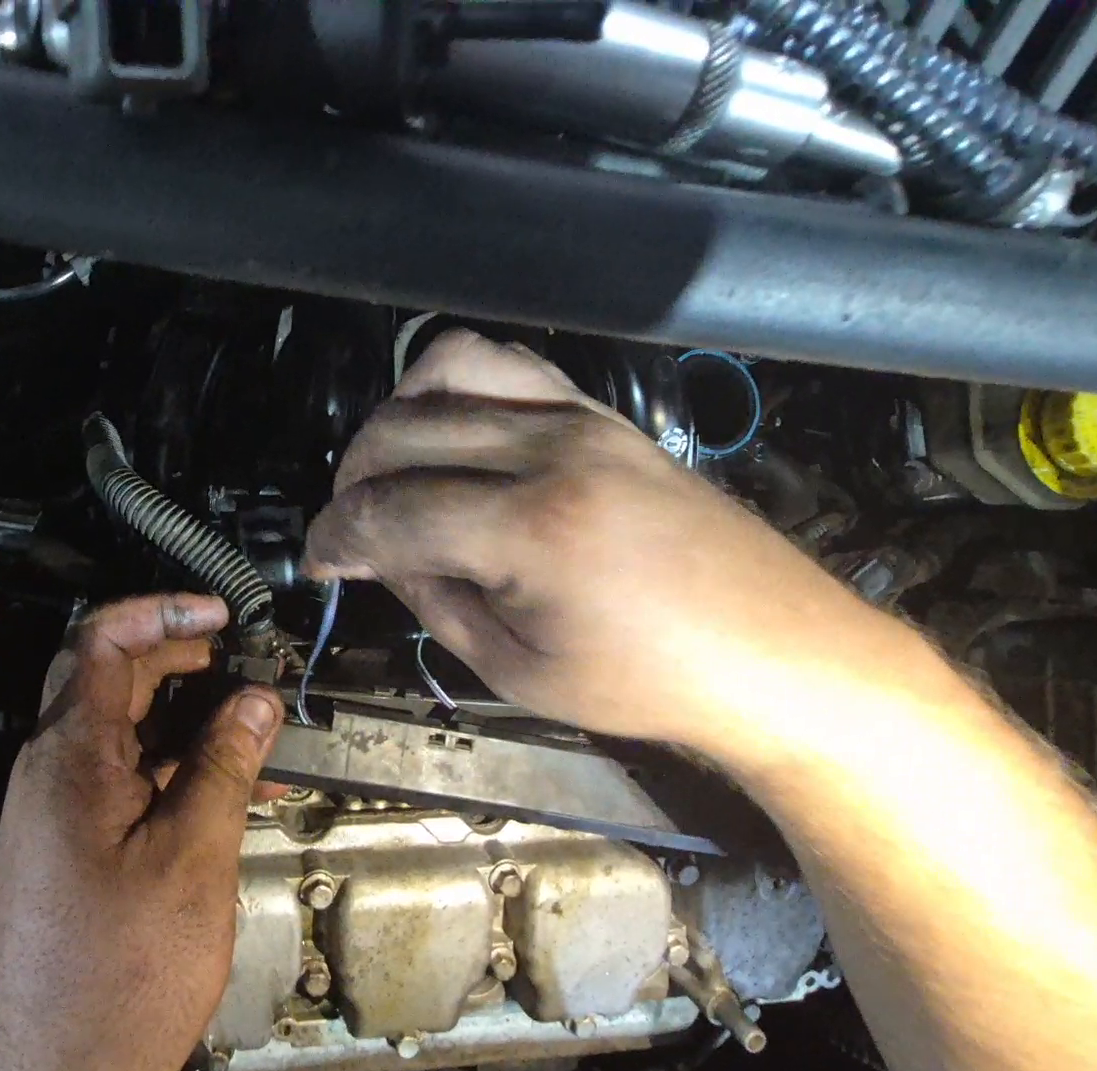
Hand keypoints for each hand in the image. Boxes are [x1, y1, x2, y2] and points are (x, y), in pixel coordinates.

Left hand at [0, 594, 285, 1070]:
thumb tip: (256, 699)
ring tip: (254, 723)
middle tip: (246, 663)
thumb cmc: (121, 967)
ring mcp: (60, 803)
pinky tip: (232, 782)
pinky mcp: (73, 838)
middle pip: (112, 676)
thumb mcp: (191, 858)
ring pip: (124, 727)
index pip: (102, 641)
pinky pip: (126, 776)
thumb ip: (222, 766)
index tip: (221, 614)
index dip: (161, 611)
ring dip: (187, 717)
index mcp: (69, 754)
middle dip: (180, 658)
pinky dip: (176, 766)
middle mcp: (54, 766)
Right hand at [300, 330, 920, 750]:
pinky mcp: (602, 410)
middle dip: (350, 482)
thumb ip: (433, 598)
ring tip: (387, 468)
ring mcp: (580, 417)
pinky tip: (444, 429)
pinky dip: (450, 384)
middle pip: (401, 432)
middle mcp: (549, 450)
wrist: (780, 653)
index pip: (389, 512)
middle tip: (348, 529)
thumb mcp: (517, 669)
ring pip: (445, 369)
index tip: (316, 562)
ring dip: (392, 417)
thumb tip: (378, 552)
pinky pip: (505, 362)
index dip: (334, 538)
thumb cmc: (647, 682)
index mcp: (530, 530)